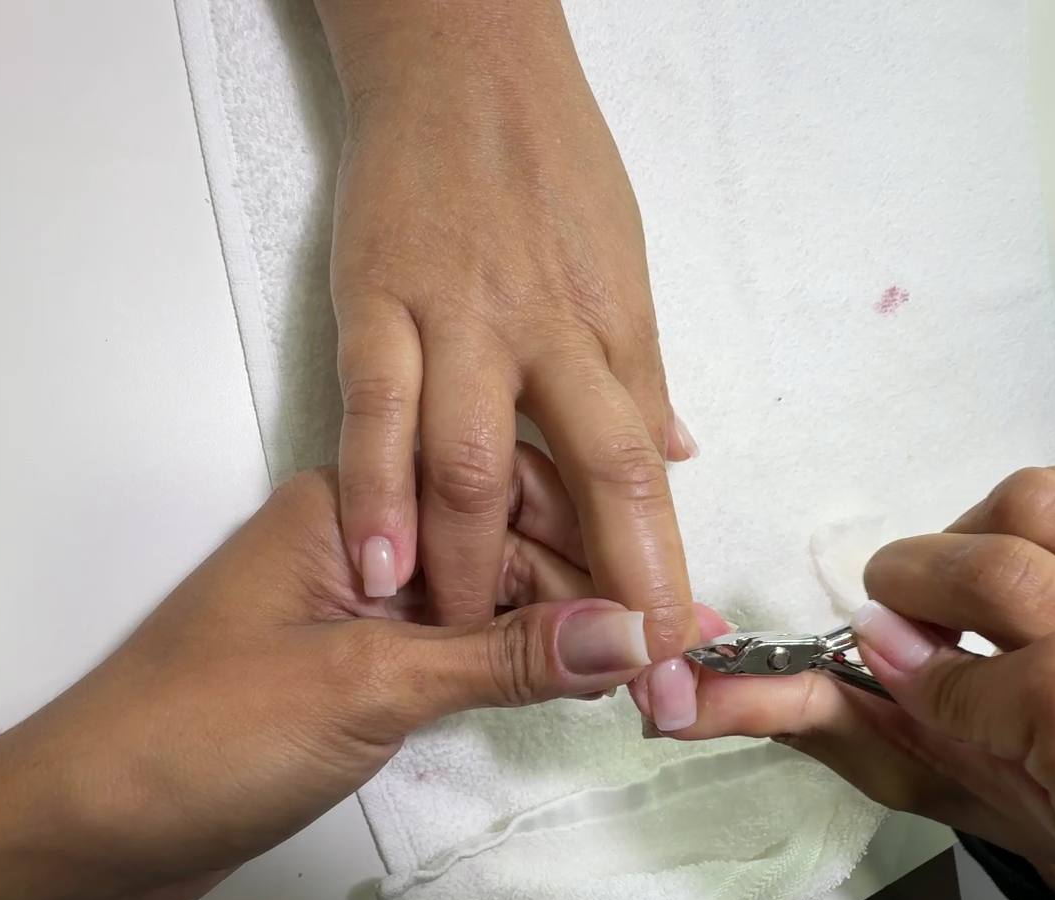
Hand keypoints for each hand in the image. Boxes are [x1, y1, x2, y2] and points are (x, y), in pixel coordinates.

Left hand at [0, 448, 648, 899]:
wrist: (87, 832)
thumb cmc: (207, 732)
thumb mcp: (370, 685)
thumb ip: (505, 657)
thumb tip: (630, 636)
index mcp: (359, 504)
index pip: (505, 497)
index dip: (594, 547)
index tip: (668, 599)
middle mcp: (374, 538)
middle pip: (508, 546)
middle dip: (592, 593)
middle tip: (676, 643)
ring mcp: (372, 603)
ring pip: (493, 599)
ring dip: (563, 632)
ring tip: (646, 668)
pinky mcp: (370, 661)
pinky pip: (465, 646)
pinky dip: (521, 663)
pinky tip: (577, 679)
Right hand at [313, 0, 695, 658]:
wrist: (462, 58)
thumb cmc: (551, 167)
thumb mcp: (624, 269)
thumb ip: (641, 376)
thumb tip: (679, 457)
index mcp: (610, 332)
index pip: (647, 473)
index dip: (663, 568)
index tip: (673, 649)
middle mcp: (544, 334)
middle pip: (587, 479)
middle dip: (598, 591)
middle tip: (603, 681)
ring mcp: (457, 318)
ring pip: (471, 460)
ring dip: (472, 565)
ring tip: (470, 645)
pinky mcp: (376, 301)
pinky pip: (375, 408)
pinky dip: (377, 492)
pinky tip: (379, 566)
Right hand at [658, 468, 1054, 899]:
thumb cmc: (1014, 797)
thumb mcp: (905, 776)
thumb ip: (802, 727)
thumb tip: (677, 693)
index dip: (945, 670)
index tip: (901, 670)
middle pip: (1032, 581)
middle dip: (923, 586)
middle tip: (904, 617)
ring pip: (1049, 513)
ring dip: (963, 546)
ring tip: (961, 600)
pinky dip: (1013, 525)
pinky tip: (1022, 582)